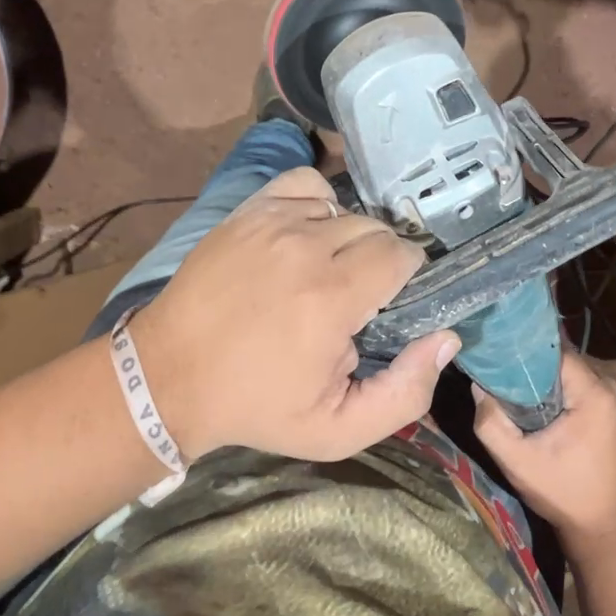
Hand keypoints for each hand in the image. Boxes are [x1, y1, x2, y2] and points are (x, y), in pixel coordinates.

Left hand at [128, 167, 459, 462]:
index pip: (401, 255)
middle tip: (356, 294)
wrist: (168, 378)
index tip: (389, 301)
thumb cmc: (256, 405)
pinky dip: (317, 205)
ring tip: (327, 269)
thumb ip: (405, 392)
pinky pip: (306, 186)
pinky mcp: (249, 210)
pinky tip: (305, 235)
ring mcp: (274, 222)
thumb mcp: (337, 429)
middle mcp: (306, 247)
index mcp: (332, 298)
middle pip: (376, 229)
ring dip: (347, 236)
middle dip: (379, 259)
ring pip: (344, 209)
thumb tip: (447, 339)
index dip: (405, 276)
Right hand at [473, 351, 615, 537]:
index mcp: (592, 391)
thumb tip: (477, 385)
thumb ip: (491, 424)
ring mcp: (607, 397)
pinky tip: (529, 402)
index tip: (493, 354)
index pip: (551, 351)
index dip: (521, 351)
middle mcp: (604, 385)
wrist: (600, 525)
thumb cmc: (562, 492)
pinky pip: (572, 385)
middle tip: (494, 370)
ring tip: (507, 384)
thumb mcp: (518, 462)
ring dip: (538, 378)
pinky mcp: (603, 409)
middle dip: (527, 364)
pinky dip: (551, 390)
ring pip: (563, 372)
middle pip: (557, 359)